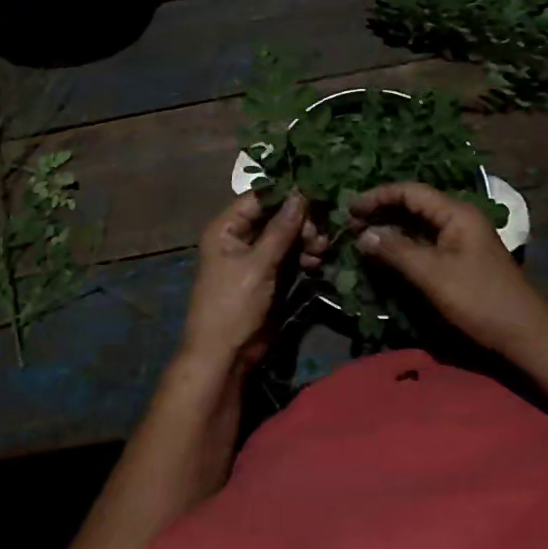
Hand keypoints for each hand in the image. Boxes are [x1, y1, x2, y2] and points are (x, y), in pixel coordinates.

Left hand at [180, 192, 308, 366]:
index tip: (316, 194)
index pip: (258, 197)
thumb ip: (281, 229)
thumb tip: (300, 194)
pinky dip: (302, 257)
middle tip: (320, 234)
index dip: (285, 195)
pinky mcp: (268, 276)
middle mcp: (238, 237)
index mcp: (226, 227)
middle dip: (300, 222)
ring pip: (284, 237)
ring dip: (305, 240)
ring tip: (321, 250)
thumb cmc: (233, 304)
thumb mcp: (258, 264)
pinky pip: (288, 257)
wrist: (225, 354)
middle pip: (274, 216)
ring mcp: (254, 257)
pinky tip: (317, 262)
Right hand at [347, 183, 547, 348]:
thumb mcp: (432, 275)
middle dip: (381, 211)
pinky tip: (385, 253)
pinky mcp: (460, 258)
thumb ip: (395, 251)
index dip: (377, 196)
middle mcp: (458, 218)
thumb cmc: (480, 300)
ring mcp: (460, 238)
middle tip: (351, 223)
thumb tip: (362, 235)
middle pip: (413, 204)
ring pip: (417, 223)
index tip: (350, 209)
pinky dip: (402, 243)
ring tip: (361, 237)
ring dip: (389, 228)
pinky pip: (425, 240)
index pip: (409, 191)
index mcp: (456, 213)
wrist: (526, 336)